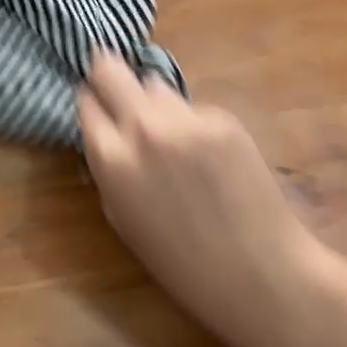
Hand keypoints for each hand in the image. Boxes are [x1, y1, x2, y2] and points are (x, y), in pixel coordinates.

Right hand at [76, 51, 324, 345]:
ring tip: (173, 135)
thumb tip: (105, 133)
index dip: (92, 103)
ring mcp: (185, 119)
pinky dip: (193, 123)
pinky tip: (210, 155)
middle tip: (116, 83)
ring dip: (155, 102)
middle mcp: (142, 127)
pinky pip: (194, 107)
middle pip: (111, 70)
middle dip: (109, 72)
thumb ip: (108, 167)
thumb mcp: (122, 218)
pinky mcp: (223, 118)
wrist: (261, 275)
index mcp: (110, 159)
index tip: (97, 106)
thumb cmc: (181, 263)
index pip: (86, 101)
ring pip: (156, 86)